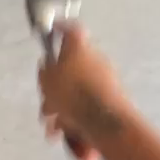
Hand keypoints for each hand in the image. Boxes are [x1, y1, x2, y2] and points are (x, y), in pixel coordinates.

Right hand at [38, 22, 134, 159]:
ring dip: (63, 106)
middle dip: (56, 85)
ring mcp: (107, 78)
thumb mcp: (47, 80)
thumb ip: (45, 70)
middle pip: (71, 65)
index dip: (59, 28)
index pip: (70, 29)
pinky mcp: (114, 97)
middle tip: (46, 99)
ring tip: (52, 125)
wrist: (105, 120)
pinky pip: (89, 102)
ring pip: (78, 88)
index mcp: (79, 47)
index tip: (51, 30)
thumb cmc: (72, 94)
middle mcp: (96, 58)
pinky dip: (76, 115)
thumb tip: (47, 65)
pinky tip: (64, 131)